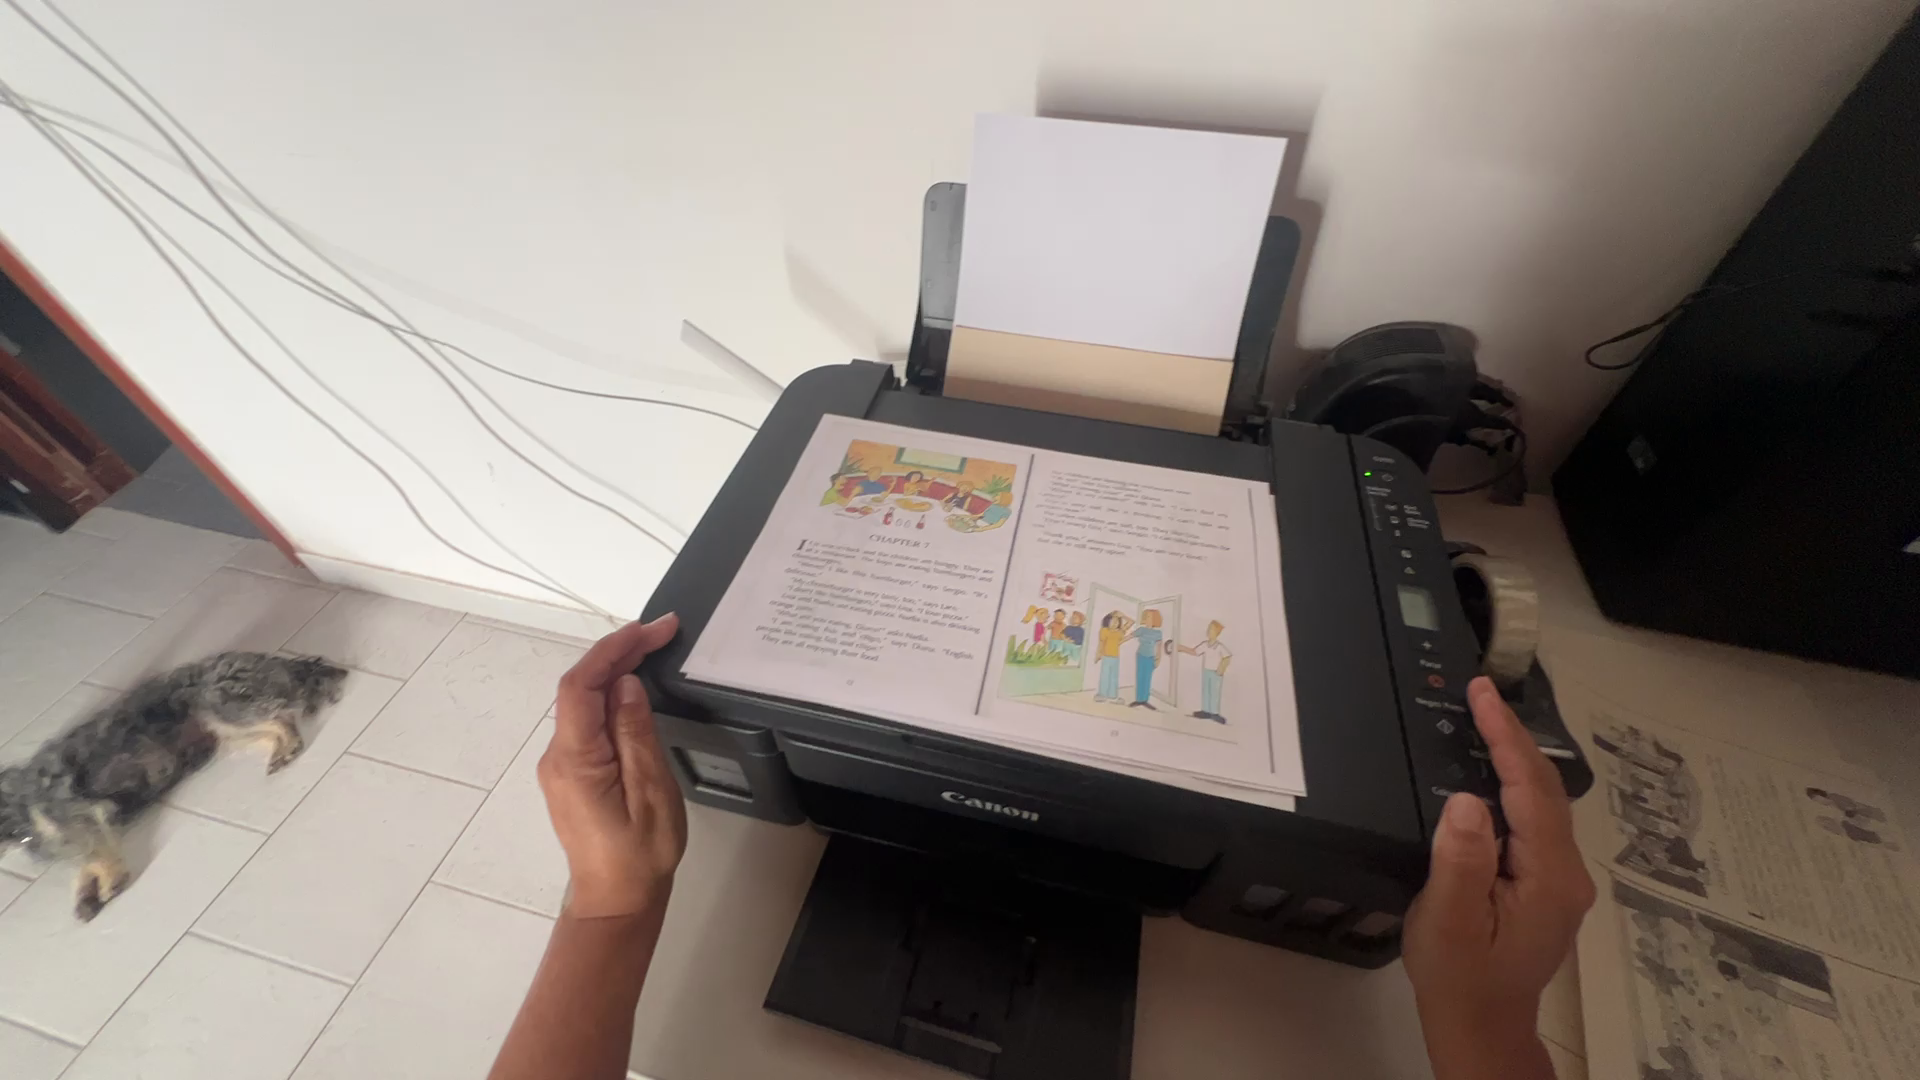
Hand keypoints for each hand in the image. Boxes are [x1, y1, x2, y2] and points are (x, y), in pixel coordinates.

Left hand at [539, 614, 687, 919]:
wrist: (617, 899)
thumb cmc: (640, 851)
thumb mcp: (650, 791)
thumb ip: (635, 734)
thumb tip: (626, 684)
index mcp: (575, 760)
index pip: (582, 686)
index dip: (613, 649)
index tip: (652, 629)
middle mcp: (559, 756)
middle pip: (581, 687)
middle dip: (619, 651)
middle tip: (665, 631)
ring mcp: (563, 763)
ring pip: (585, 700)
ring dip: (616, 667)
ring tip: (656, 646)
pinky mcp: (574, 770)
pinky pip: (589, 718)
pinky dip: (612, 691)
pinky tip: (637, 683)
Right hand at [1403, 676, 1594, 1078]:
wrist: (1480, 1019)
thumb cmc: (1459, 970)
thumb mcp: (1450, 916)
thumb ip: (1462, 858)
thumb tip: (1468, 800)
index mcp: (1546, 875)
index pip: (1531, 789)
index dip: (1506, 736)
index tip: (1482, 694)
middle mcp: (1564, 871)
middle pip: (1545, 787)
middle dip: (1513, 734)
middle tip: (1479, 691)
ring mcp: (1558, 877)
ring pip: (1542, 799)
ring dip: (1515, 753)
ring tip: (1483, 715)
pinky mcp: (1543, 881)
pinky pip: (1532, 815)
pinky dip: (1513, 779)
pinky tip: (1493, 767)